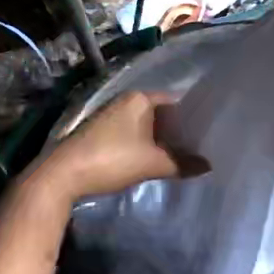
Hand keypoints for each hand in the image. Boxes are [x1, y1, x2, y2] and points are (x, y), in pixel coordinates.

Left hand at [25, 90, 207, 202]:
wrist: (64, 175)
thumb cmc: (112, 160)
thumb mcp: (152, 164)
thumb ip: (182, 163)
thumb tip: (208, 165)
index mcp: (140, 98)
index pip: (176, 103)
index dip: (194, 118)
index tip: (209, 135)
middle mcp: (125, 101)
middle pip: (161, 115)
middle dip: (178, 132)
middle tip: (200, 149)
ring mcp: (111, 117)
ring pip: (146, 127)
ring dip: (161, 141)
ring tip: (182, 157)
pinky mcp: (101, 133)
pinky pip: (132, 136)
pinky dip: (145, 146)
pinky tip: (155, 161)